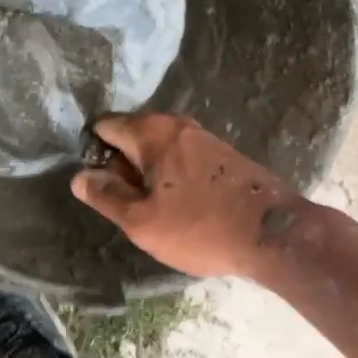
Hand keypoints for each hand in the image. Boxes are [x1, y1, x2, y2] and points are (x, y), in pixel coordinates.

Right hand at [71, 112, 298, 277]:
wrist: (277, 235)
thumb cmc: (201, 226)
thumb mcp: (142, 222)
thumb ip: (105, 196)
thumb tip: (79, 178)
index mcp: (150, 130)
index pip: (103, 126)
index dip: (94, 154)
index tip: (103, 186)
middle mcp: (174, 122)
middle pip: (131, 135)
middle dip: (123, 164)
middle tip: (131, 204)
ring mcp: (202, 135)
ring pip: (158, 148)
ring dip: (150, 172)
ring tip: (158, 209)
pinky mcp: (223, 153)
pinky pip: (182, 156)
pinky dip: (174, 175)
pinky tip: (185, 206)